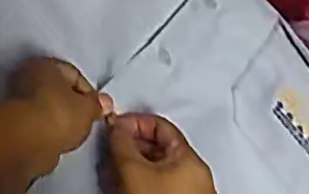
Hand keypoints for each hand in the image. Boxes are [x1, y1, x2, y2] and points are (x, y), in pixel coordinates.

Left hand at [8, 57, 112, 157]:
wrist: (29, 138)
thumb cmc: (60, 114)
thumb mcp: (87, 109)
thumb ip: (97, 104)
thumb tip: (106, 101)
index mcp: (47, 63)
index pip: (74, 74)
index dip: (90, 93)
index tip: (99, 111)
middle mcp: (30, 72)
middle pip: (60, 87)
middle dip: (75, 103)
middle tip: (87, 121)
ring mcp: (21, 93)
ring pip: (49, 102)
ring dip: (61, 115)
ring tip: (74, 133)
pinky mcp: (17, 114)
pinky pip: (40, 116)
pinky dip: (50, 124)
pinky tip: (59, 137)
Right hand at [102, 114, 216, 193]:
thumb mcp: (130, 166)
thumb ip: (120, 138)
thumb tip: (116, 124)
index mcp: (191, 160)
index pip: (160, 125)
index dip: (134, 121)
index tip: (114, 128)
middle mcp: (197, 176)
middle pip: (159, 147)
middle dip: (131, 145)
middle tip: (111, 150)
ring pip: (157, 168)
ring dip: (133, 164)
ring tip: (113, 172)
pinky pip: (160, 187)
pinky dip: (141, 182)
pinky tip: (124, 188)